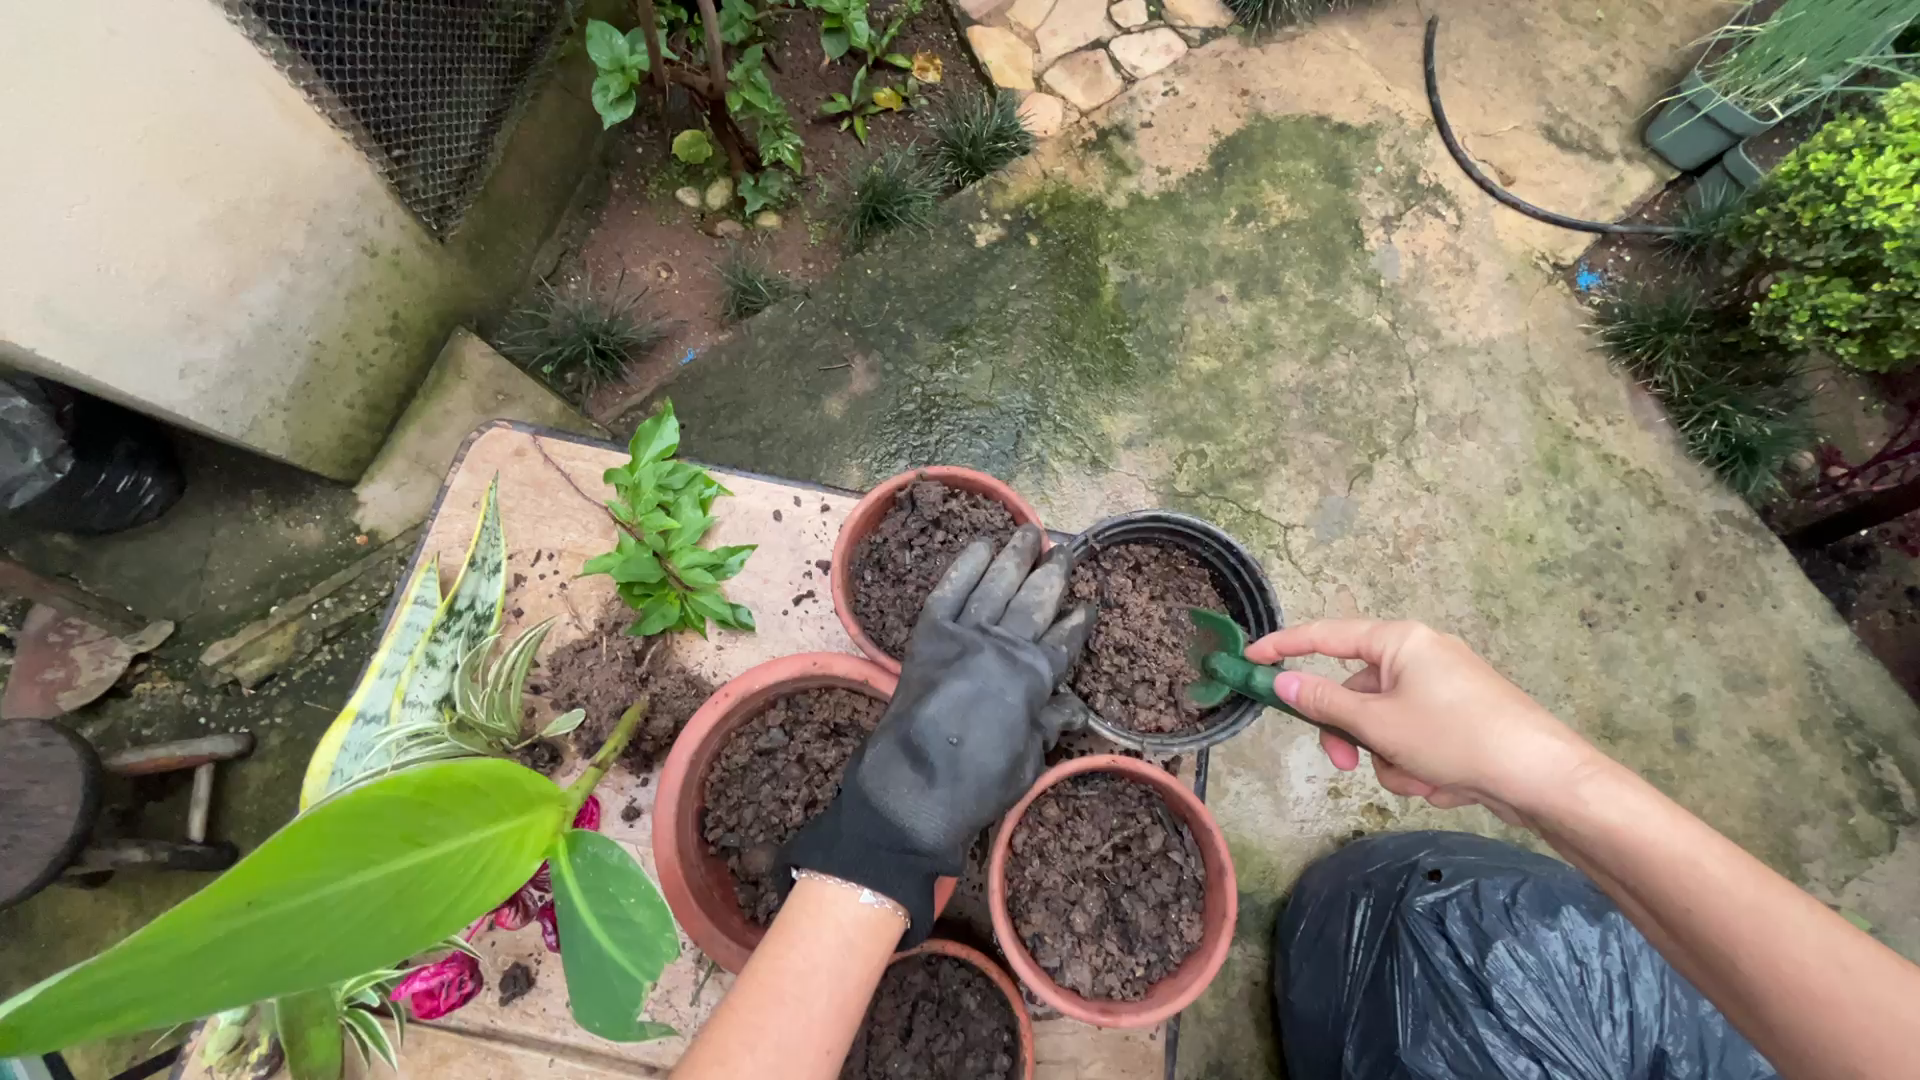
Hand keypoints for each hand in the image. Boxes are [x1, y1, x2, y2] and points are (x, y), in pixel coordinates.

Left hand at [782, 525, 1093, 942]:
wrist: (912, 786)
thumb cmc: (976, 785)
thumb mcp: (1029, 761)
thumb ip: (1048, 724)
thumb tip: (1073, 703)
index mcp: (1033, 677)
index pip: (1064, 641)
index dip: (1078, 622)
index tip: (1089, 604)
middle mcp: (1003, 646)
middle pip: (1033, 602)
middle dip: (1052, 575)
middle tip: (1065, 550)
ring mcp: (964, 634)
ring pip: (996, 586)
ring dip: (1015, 557)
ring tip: (1031, 531)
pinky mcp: (928, 634)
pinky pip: (950, 590)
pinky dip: (966, 565)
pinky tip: (983, 544)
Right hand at [1246, 619, 1599, 823]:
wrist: (1549, 780)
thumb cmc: (1456, 737)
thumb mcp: (1378, 722)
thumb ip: (1322, 701)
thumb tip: (1281, 680)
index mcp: (1398, 641)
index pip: (1324, 635)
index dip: (1283, 646)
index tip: (1251, 659)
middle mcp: (1419, 655)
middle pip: (1355, 690)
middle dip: (1349, 733)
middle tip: (1344, 764)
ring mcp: (1443, 688)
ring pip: (1383, 722)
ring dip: (1388, 756)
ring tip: (1420, 779)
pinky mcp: (1461, 718)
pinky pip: (1413, 736)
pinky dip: (1417, 763)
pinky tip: (1445, 782)